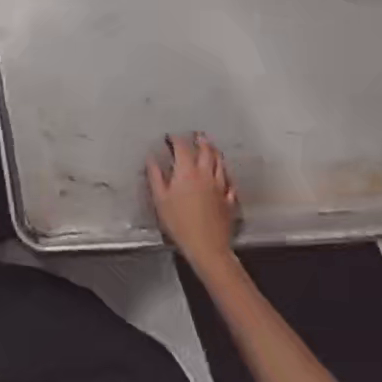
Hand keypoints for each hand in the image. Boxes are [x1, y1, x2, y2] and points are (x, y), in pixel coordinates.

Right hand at [147, 134, 239, 271]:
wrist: (206, 246)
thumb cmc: (180, 224)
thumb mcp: (160, 198)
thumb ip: (155, 176)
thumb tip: (152, 160)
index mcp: (187, 173)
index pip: (183, 148)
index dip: (177, 139)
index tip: (171, 137)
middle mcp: (206, 176)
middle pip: (206, 152)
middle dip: (201, 141)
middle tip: (197, 135)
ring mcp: (220, 188)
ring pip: (220, 164)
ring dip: (215, 153)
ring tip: (211, 147)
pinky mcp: (229, 201)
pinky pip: (230, 182)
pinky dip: (226, 174)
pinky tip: (225, 175)